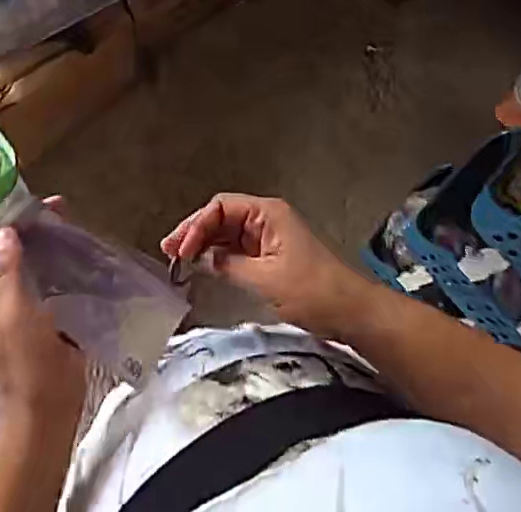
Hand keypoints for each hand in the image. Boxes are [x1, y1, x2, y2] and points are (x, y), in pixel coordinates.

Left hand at [0, 226, 85, 422]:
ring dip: (63, 253)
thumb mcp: (12, 311)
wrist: (48, 410)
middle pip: (29, 258)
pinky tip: (94, 264)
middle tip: (69, 213)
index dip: (21, 226)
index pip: (5, 251)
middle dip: (45, 235)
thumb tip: (6, 232)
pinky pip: (68, 293)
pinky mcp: (61, 326)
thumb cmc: (24, 360)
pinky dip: (78, 277)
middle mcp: (14, 301)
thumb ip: (9, 273)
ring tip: (83, 231)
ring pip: (49, 273)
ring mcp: (39, 314)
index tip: (43, 208)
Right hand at [161, 194, 376, 339]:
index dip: (197, 226)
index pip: (221, 207)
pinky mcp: (268, 255)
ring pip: (225, 233)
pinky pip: (234, 249)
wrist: (351, 313)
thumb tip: (203, 260)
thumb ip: (229, 266)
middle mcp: (265, 218)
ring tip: (176, 258)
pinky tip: (199, 265)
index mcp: (267, 213)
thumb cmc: (313, 292)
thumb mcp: (265, 280)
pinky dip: (216, 256)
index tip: (180, 249)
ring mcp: (266, 236)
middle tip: (169, 251)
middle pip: (220, 217)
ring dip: (202, 244)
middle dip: (194, 232)